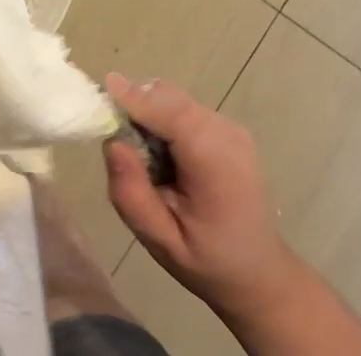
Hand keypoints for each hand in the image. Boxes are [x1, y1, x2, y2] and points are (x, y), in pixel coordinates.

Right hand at [102, 72, 295, 314]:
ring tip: (144, 158)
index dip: (136, 98)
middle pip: (168, 97)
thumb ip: (132, 194)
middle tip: (119, 145)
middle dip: (136, 107)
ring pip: (172, 98)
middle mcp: (226, 133)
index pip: (172, 113)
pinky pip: (180, 108)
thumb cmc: (208, 260)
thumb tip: (113, 143)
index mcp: (216, 162)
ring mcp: (229, 127)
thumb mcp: (161, 240)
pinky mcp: (224, 127)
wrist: (258, 271)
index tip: (102, 89)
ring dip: (148, 114)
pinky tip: (163, 156)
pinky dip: (160, 119)